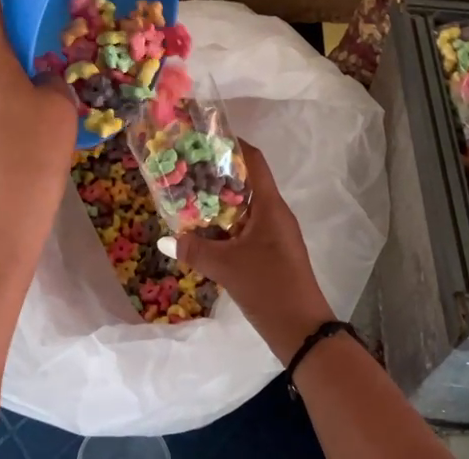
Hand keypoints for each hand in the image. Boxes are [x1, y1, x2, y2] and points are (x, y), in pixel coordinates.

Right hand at [174, 143, 334, 362]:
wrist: (303, 332)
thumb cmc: (268, 287)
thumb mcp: (226, 267)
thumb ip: (194, 250)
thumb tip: (165, 240)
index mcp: (270, 205)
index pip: (254, 160)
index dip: (232, 144)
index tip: (205, 137)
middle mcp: (275, 212)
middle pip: (247, 181)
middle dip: (218, 173)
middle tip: (187, 168)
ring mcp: (276, 233)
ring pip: (246, 205)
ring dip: (221, 201)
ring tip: (189, 197)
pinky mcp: (273, 251)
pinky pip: (248, 226)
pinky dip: (227, 223)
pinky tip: (206, 232)